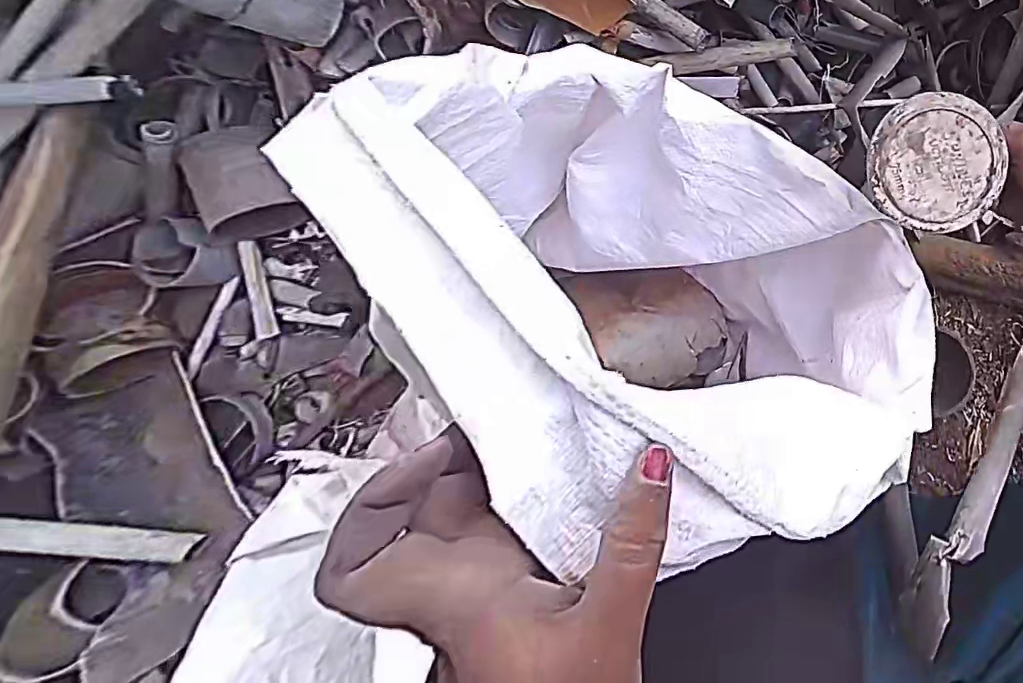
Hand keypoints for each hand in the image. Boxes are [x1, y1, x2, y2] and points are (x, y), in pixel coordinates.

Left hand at [317, 427, 671, 682]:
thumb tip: (652, 465)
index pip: (361, 562)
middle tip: (503, 414)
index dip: (379, 500)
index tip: (431, 453)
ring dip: (495, 464)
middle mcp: (460, 590)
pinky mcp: (523, 582)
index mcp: (460, 602)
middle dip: (456, 454)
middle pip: (422, 512)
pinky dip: (532, 483)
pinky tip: (571, 464)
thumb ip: (633, 540)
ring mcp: (491, 586)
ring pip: (466, 512)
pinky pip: (510, 519)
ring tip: (539, 423)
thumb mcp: (613, 617)